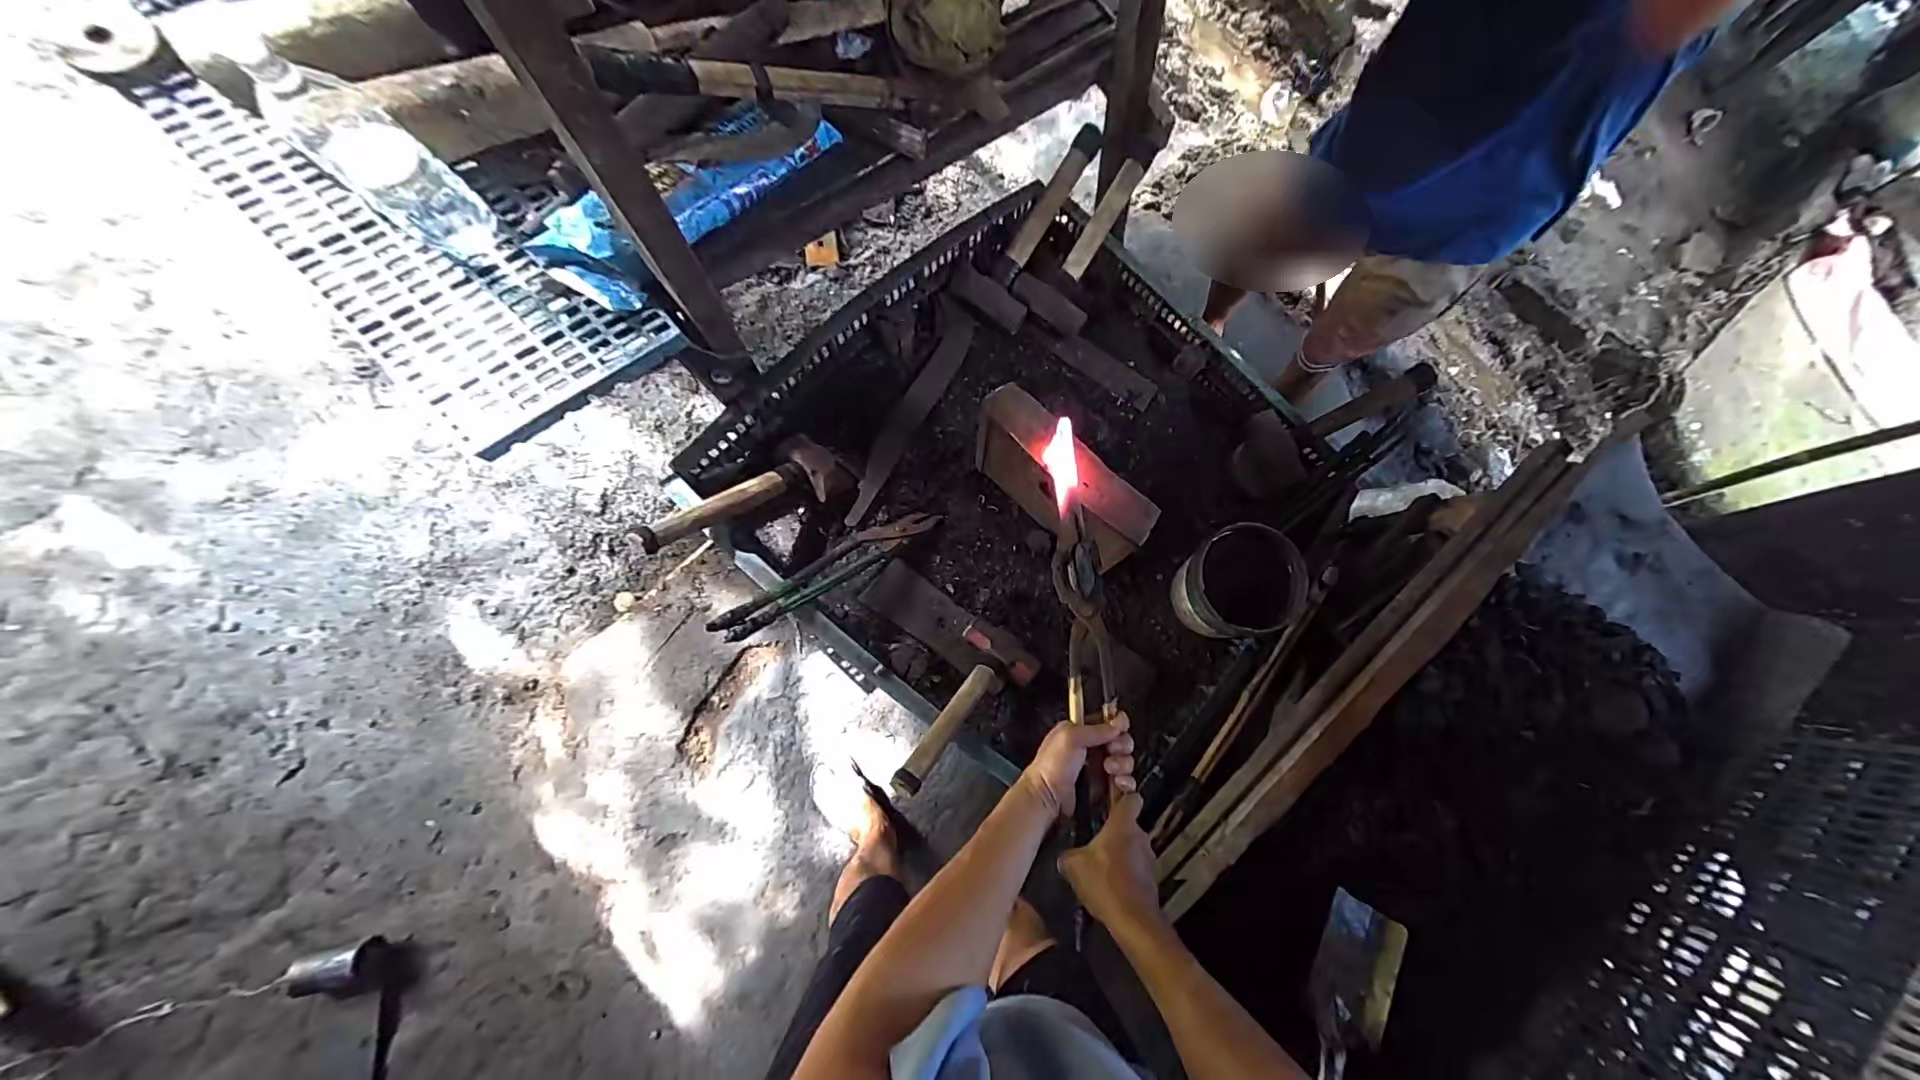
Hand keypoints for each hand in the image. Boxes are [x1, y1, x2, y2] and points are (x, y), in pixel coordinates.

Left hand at [1020, 712, 1135, 817]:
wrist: (1047, 797)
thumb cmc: (1053, 765)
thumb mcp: (1071, 737)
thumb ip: (1096, 728)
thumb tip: (1118, 723)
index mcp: (1081, 730)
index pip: (1108, 722)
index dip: (1118, 724)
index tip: (1120, 728)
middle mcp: (1092, 748)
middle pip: (1121, 741)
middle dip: (1122, 745)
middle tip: (1113, 750)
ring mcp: (1099, 768)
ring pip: (1125, 761)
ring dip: (1123, 764)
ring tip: (1110, 769)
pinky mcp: (1104, 787)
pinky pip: (1125, 782)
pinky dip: (1126, 781)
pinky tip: (1118, 782)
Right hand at [1059, 792, 1164, 940]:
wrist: (1134, 921)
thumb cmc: (1104, 882)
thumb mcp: (1073, 865)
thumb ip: (1068, 853)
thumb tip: (1065, 854)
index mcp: (1123, 824)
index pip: (1131, 797)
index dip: (1122, 794)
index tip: (1110, 796)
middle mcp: (1140, 836)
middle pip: (1129, 823)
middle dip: (1114, 828)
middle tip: (1094, 836)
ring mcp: (1148, 858)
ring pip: (1132, 845)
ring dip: (1120, 851)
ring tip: (1099, 863)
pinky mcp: (1151, 878)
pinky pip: (1135, 865)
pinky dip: (1124, 870)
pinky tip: (1109, 882)